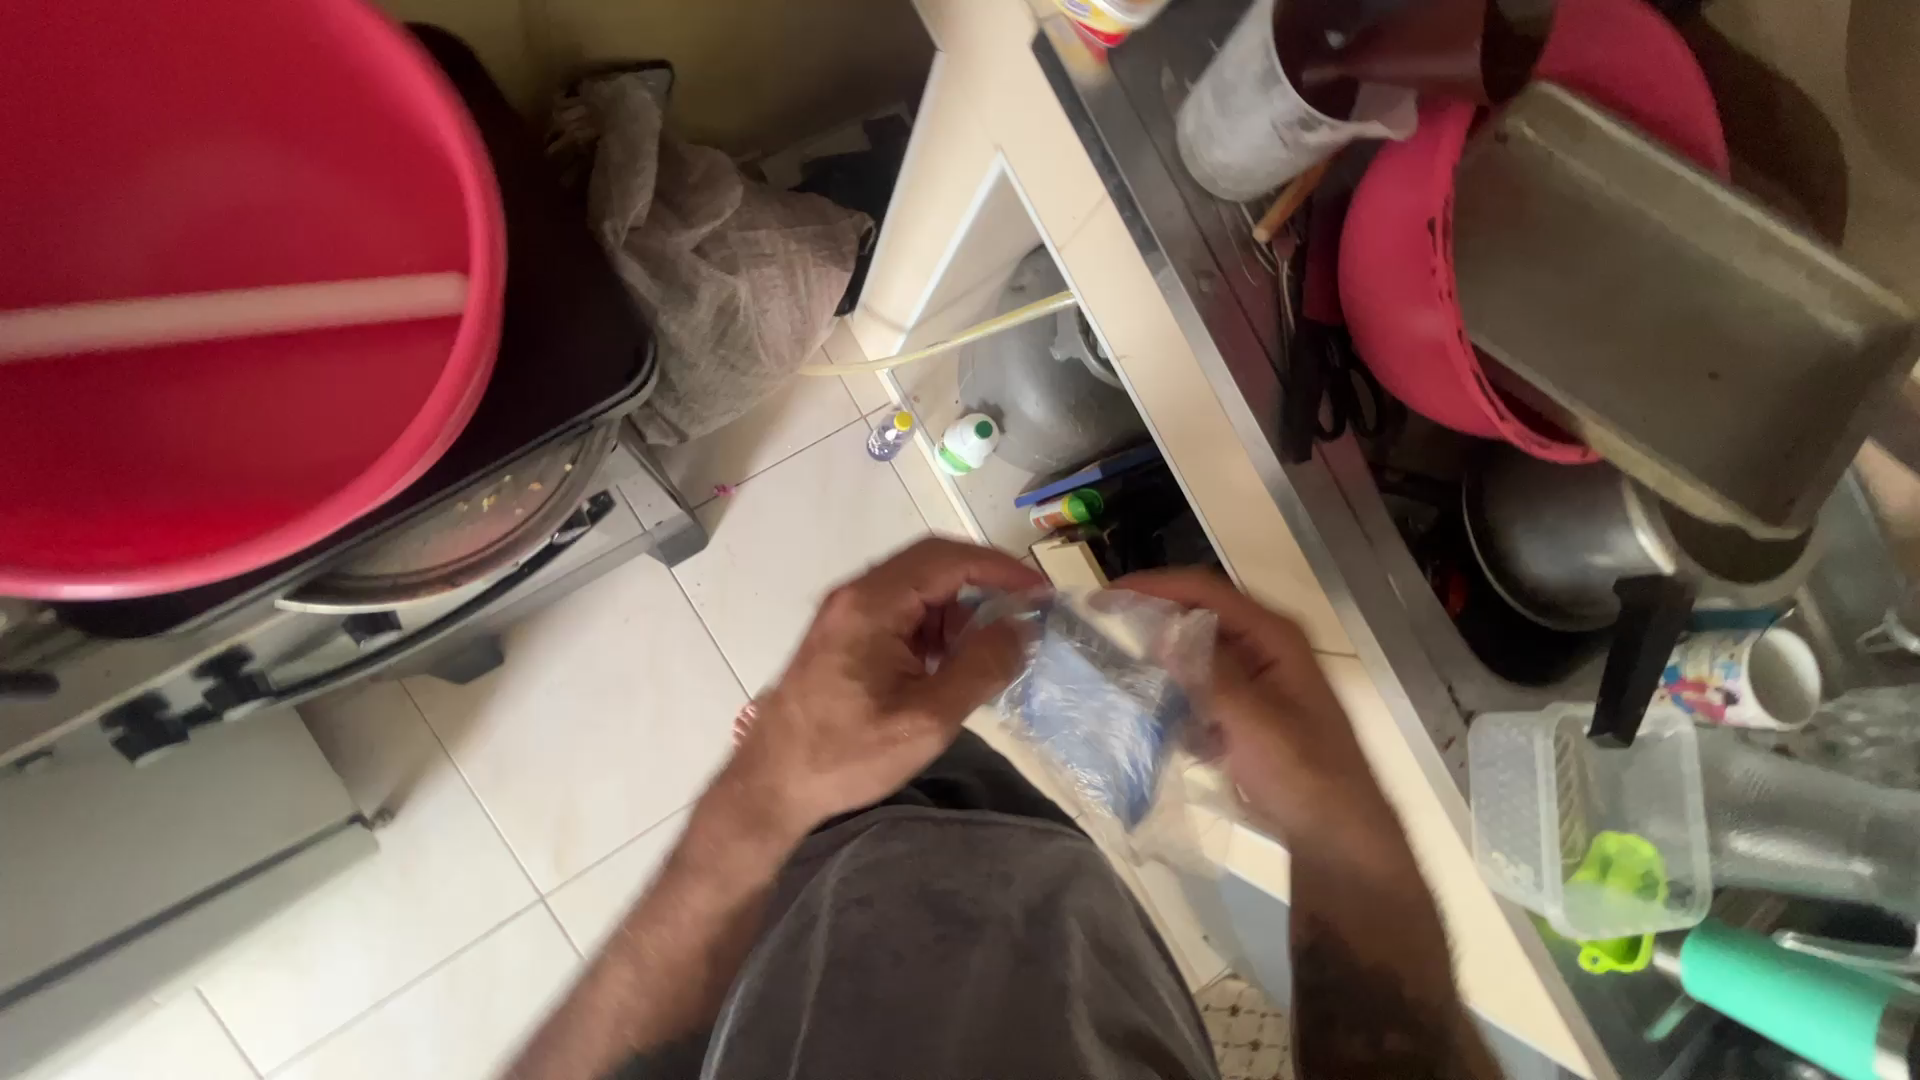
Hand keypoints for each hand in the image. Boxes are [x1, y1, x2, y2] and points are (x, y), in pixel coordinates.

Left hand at [726, 538, 1044, 835]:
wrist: (770, 784)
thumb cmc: (845, 755)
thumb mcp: (926, 720)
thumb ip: (980, 668)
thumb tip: (1020, 628)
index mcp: (872, 604)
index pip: (948, 560)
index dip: (1000, 569)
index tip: (1040, 593)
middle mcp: (856, 594)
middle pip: (932, 564)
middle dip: (983, 583)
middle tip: (1023, 613)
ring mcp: (846, 612)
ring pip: (917, 586)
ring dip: (958, 608)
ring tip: (986, 649)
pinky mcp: (845, 633)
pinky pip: (900, 610)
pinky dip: (934, 625)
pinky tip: (949, 662)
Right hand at [1115, 569, 1388, 839]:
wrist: (1336, 836)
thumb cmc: (1305, 776)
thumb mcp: (1256, 723)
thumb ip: (1209, 675)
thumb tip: (1161, 633)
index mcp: (1273, 636)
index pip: (1204, 590)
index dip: (1153, 586)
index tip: (1105, 596)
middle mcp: (1262, 646)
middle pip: (1196, 614)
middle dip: (1151, 618)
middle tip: (1101, 626)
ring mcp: (1253, 676)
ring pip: (1193, 650)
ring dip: (1160, 659)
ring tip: (1120, 669)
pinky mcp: (1242, 706)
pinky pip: (1197, 683)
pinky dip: (1174, 692)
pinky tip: (1156, 713)